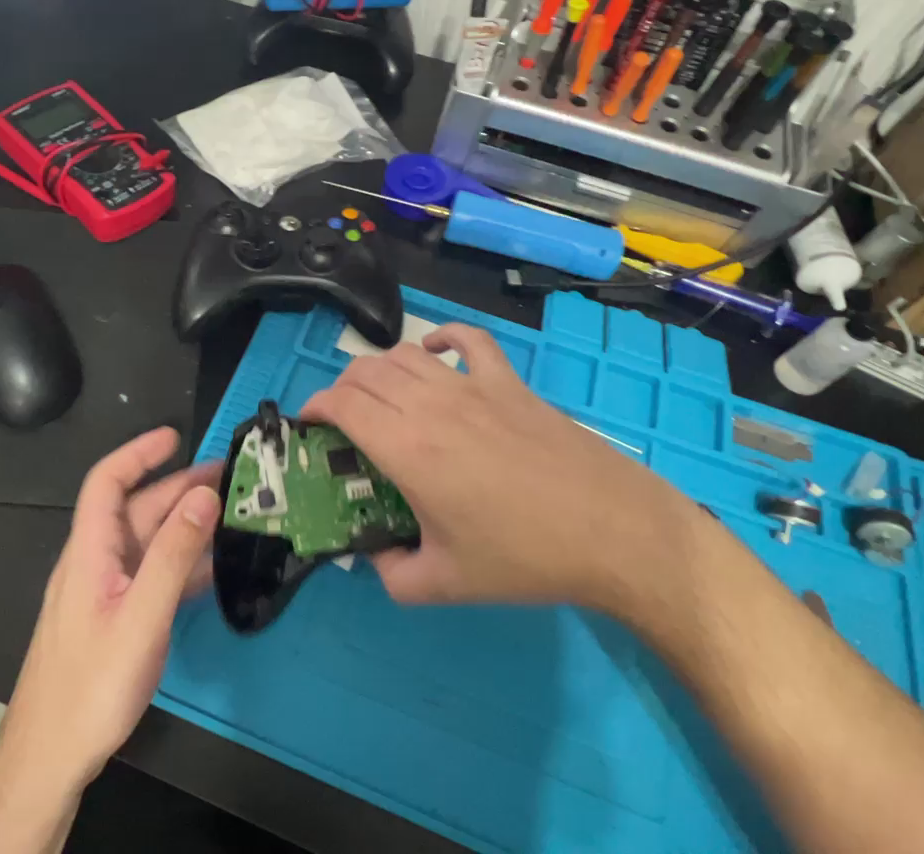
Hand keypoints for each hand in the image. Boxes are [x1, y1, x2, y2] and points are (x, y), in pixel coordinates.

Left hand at [0, 428, 221, 791]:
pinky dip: (181, 563)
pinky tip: (213, 568)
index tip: (176, 436)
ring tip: (231, 514)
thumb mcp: (140, 617)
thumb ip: (173, 556)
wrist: (50, 755)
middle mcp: (94, 564)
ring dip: (184, 524)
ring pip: (146, 544)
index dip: (138, 453)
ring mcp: (103, 594)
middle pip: (134, 511)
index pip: (107, 483)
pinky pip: (150, 577)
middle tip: (229, 478)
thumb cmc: (91, 686)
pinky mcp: (113, 620)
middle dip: (177, 487)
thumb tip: (203, 497)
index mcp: (90, 552)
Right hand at [301, 325, 695, 621]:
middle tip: (342, 422)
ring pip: (406, 355)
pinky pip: (468, 340)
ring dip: (379, 369)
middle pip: (366, 372)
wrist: (613, 532)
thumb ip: (390, 575)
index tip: (310, 427)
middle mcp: (432, 405)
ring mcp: (475, 387)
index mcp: (407, 449)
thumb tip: (373, 557)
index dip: (314, 408)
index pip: (341, 403)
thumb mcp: (443, 585)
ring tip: (379, 396)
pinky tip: (435, 354)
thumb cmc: (524, 558)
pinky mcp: (510, 383)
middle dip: (341, 390)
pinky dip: (442, 339)